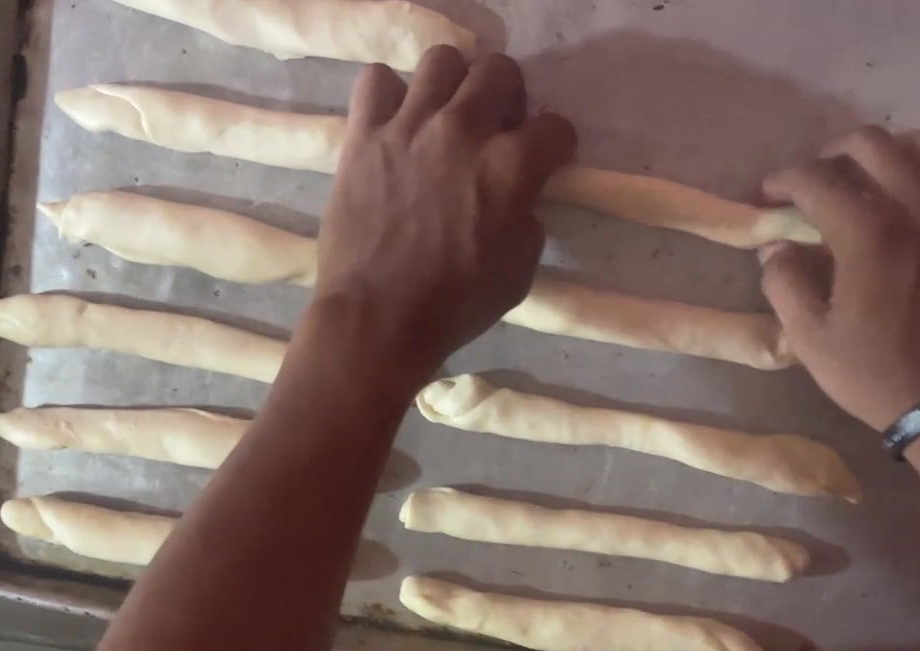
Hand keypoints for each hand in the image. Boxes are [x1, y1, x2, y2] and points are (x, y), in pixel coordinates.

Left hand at [307, 48, 577, 394]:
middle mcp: (464, 130)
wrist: (378, 319)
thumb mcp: (518, 275)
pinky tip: (394, 125)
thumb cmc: (454, 307)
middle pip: (500, 72)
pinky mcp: (364, 136)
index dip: (556, 146)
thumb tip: (521, 201)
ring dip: (453, 86)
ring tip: (446, 119)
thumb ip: (528, 224)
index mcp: (511, 167)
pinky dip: (389, 97)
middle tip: (497, 132)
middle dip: (509, 99)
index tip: (548, 160)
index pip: (555, 128)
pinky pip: (376, 81)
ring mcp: (410, 126)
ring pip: (442, 61)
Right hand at [759, 127, 919, 431]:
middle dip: (833, 154)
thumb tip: (775, 247)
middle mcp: (919, 204)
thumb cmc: (873, 372)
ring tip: (869, 176)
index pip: (818, 180)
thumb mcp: (809, 339)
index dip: (785, 180)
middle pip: (873, 143)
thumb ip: (785, 283)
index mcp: (867, 233)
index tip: (768, 195)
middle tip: (815, 180)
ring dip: (890, 150)